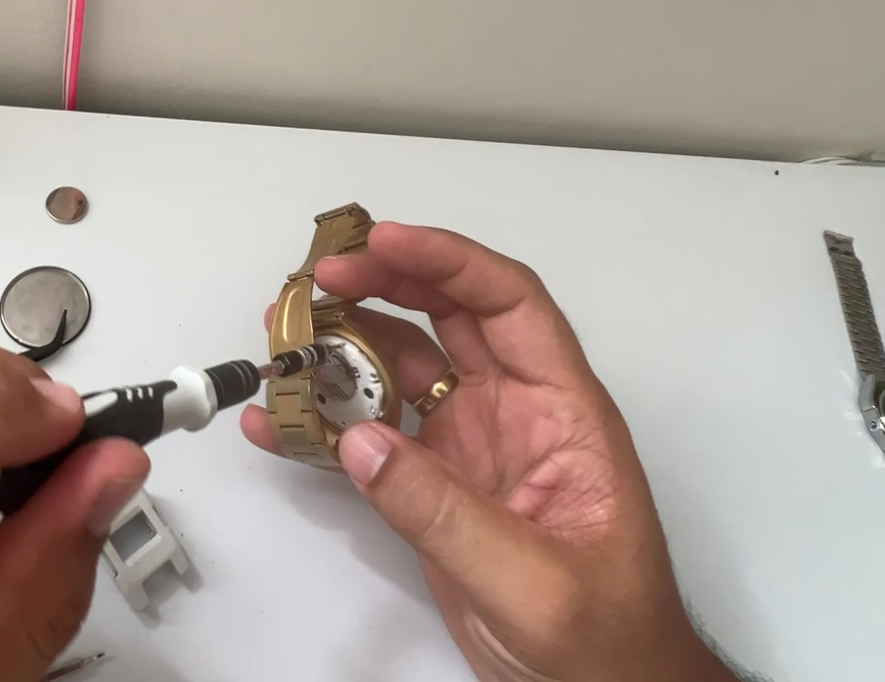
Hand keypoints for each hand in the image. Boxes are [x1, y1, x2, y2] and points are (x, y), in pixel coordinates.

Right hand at [242, 223, 733, 681]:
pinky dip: (322, 416)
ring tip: (285, 334)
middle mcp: (508, 405)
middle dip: (382, 283)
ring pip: (397, 360)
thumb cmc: (605, 643)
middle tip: (319, 277)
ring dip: (342, 341)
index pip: (506, 302)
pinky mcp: (428, 473)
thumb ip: (446, 514)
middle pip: (443, 314)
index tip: (382, 242)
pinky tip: (278, 420)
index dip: (446, 260)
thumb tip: (359, 440)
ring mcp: (464, 436)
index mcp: (558, 407)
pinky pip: (369, 427)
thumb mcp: (535, 586)